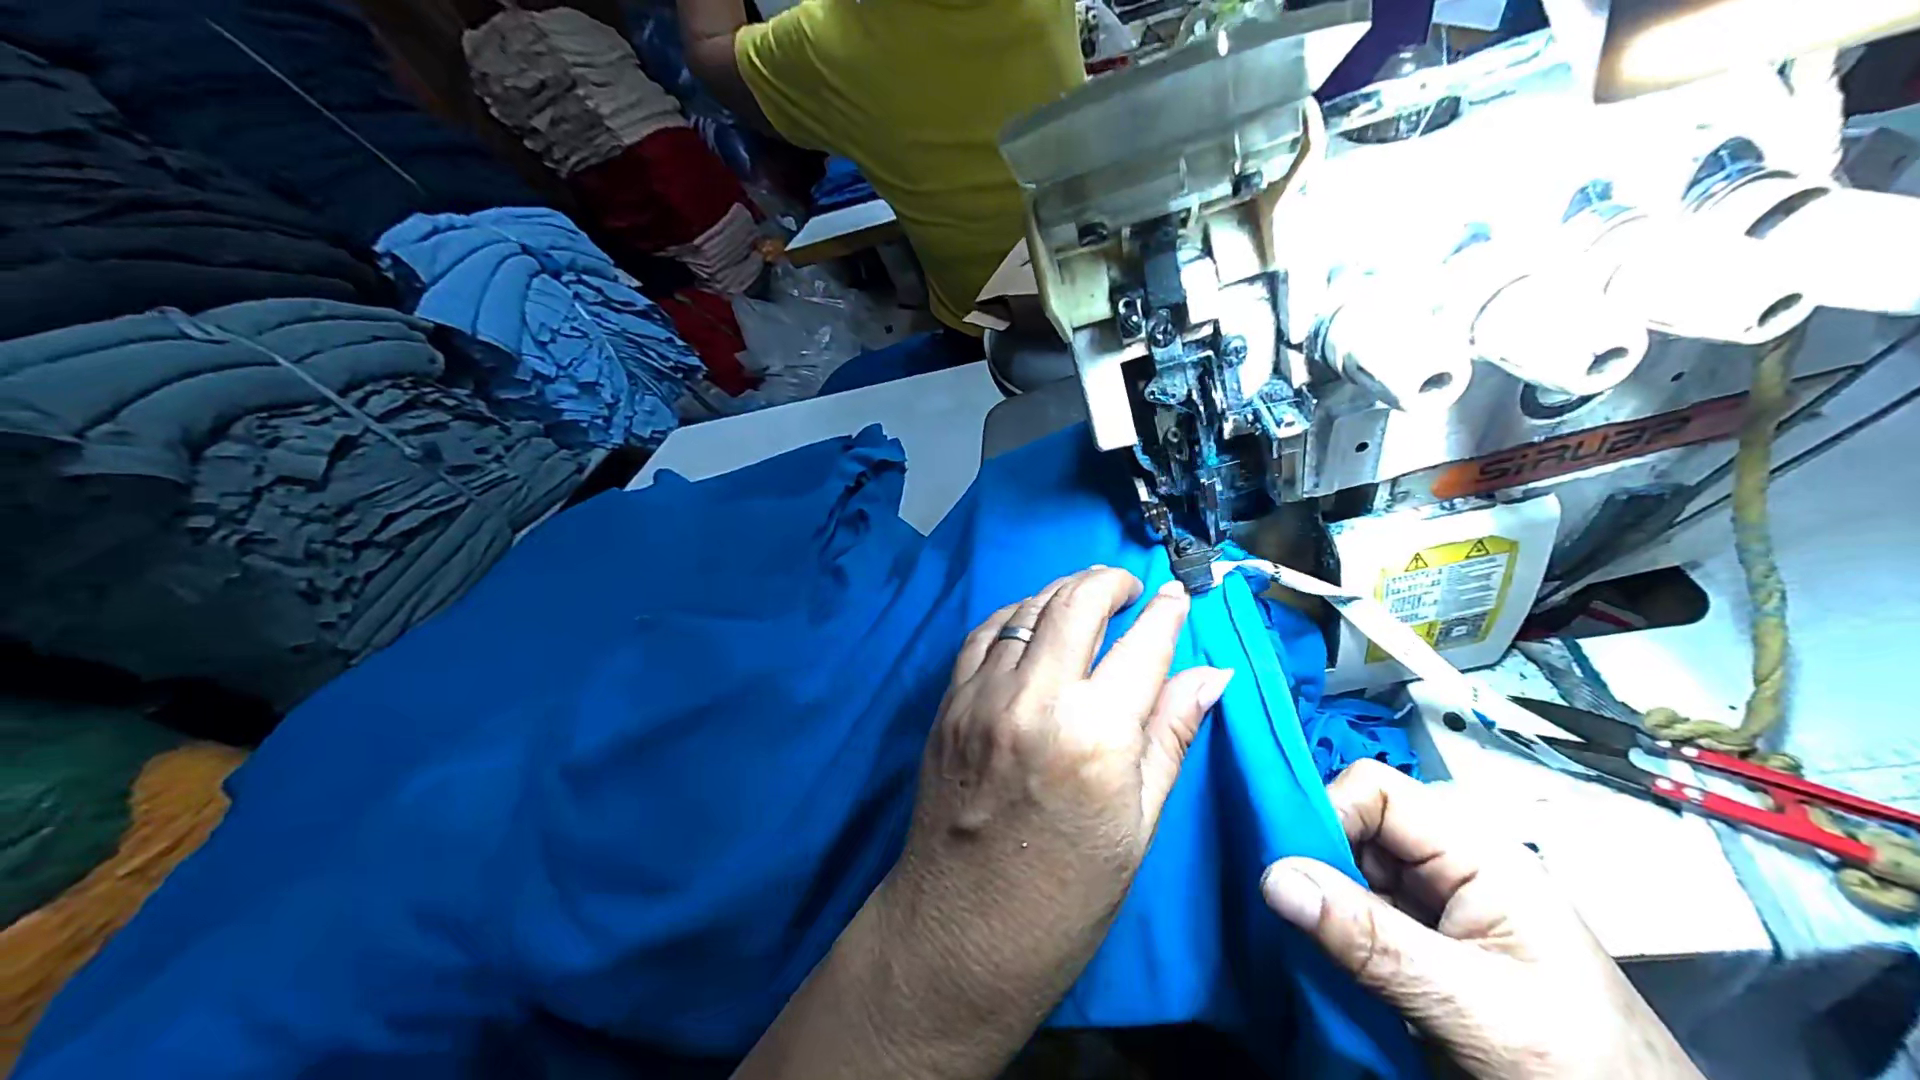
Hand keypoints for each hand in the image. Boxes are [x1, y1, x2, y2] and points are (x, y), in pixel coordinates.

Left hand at [736, 566, 1230, 1079]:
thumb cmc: (1065, 898)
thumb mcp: (1137, 826)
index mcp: (1094, 736)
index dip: (1167, 613)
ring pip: (1028, 610)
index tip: (1178, 596)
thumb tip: (1211, 675)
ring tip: (1087, 595)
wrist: (958, 935)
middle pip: (1076, 604)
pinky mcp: (948, 703)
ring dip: (1063, 592)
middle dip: (1110, 581)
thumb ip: (1169, 736)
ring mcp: (981, 696)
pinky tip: (1034, 621)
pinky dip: (1015, 615)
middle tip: (1129, 586)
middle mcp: (1033, 700)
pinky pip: (984, 634)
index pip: (1143, 645)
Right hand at [1261, 761, 1703, 1079]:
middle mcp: (1452, 867)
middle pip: (1357, 828)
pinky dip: (1331, 931)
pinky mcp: (1423, 944)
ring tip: (1298, 939)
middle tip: (1285, 908)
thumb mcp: (1474, 1005)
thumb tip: (1274, 878)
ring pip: (1350, 872)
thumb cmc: (1586, 1071)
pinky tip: (1319, 958)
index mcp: (1479, 855)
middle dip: (1317, 862)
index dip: (1328, 814)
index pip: (1377, 791)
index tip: (1289, 866)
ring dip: (1321, 902)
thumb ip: (1371, 939)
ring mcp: (1436, 907)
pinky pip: (1358, 914)